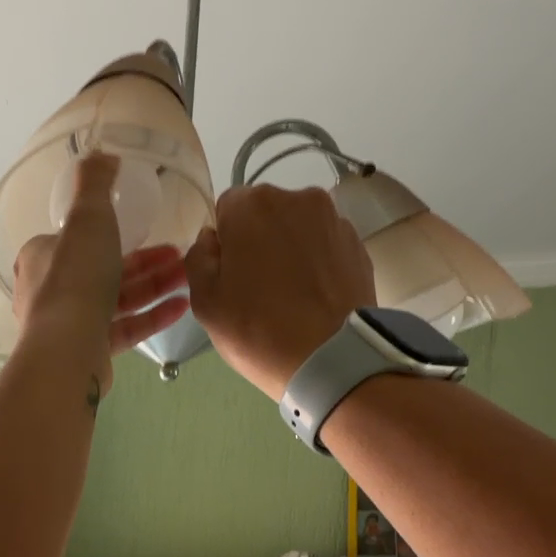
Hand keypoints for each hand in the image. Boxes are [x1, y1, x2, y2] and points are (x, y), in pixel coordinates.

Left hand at [12, 153, 189, 397]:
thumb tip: (100, 153)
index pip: (76, 238)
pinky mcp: (89, 351)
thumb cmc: (76, 277)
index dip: (112, 230)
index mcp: (42, 257)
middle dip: (145, 259)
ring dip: (154, 285)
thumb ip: (95, 184)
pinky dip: (151, 315)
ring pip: (117, 298)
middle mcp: (50, 291)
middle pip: (103, 268)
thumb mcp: (87, 216)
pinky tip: (182, 306)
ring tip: (189, 275)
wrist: (68, 350)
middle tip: (179, 251)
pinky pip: (124, 328)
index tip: (145, 226)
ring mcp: (69, 324)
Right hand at [186, 185, 374, 399]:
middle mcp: (296, 198)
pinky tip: (309, 295)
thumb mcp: (204, 302)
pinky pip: (322, 244)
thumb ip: (198, 258)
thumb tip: (211, 239)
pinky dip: (313, 261)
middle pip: (263, 213)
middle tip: (253, 286)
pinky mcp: (357, 242)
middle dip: (255, 239)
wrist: (329, 358)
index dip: (223, 240)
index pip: (226, 208)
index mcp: (252, 206)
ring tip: (285, 292)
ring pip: (295, 226)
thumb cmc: (256, 329)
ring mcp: (333, 218)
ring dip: (286, 248)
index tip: (226, 272)